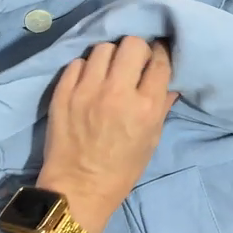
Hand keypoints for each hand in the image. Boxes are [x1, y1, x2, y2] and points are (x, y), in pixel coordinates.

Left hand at [38, 37, 178, 231]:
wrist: (79, 187)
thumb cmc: (122, 170)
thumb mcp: (152, 140)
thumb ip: (161, 106)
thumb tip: (168, 82)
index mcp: (146, 107)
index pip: (159, 61)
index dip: (160, 55)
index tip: (155, 59)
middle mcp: (118, 92)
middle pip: (132, 44)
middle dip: (136, 50)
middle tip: (132, 63)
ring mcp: (87, 90)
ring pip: (103, 48)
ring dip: (110, 56)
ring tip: (108, 70)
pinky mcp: (63, 92)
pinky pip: (78, 62)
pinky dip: (86, 68)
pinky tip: (89, 81)